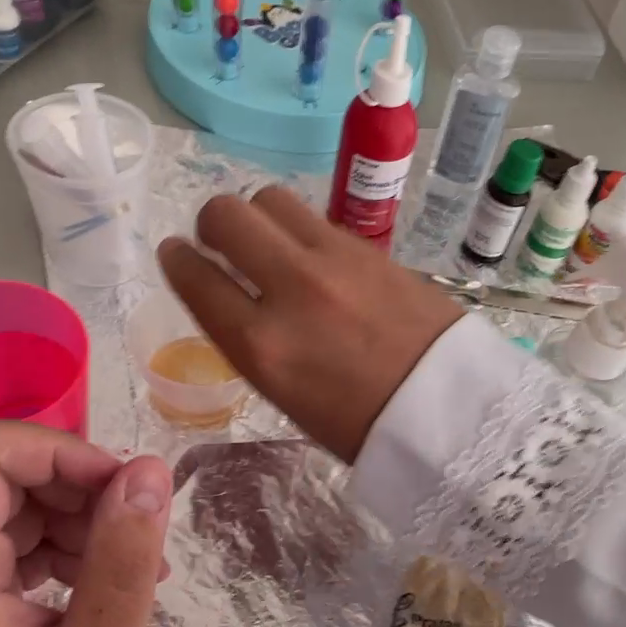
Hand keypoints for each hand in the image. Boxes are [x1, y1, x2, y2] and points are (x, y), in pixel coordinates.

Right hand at [155, 187, 464, 462]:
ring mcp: (332, 261)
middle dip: (212, 225)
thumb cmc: (361, 427)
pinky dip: (299, 230)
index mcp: (261, 347)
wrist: (448, 413)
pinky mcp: (368, 248)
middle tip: (223, 243)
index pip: (196, 278)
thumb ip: (255, 342)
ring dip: (257, 216)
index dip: (178, 260)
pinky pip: (314, 218)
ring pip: (269, 199)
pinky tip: (312, 255)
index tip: (177, 254)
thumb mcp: (288, 396)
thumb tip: (240, 300)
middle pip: (225, 215)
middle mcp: (289, 291)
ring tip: (269, 242)